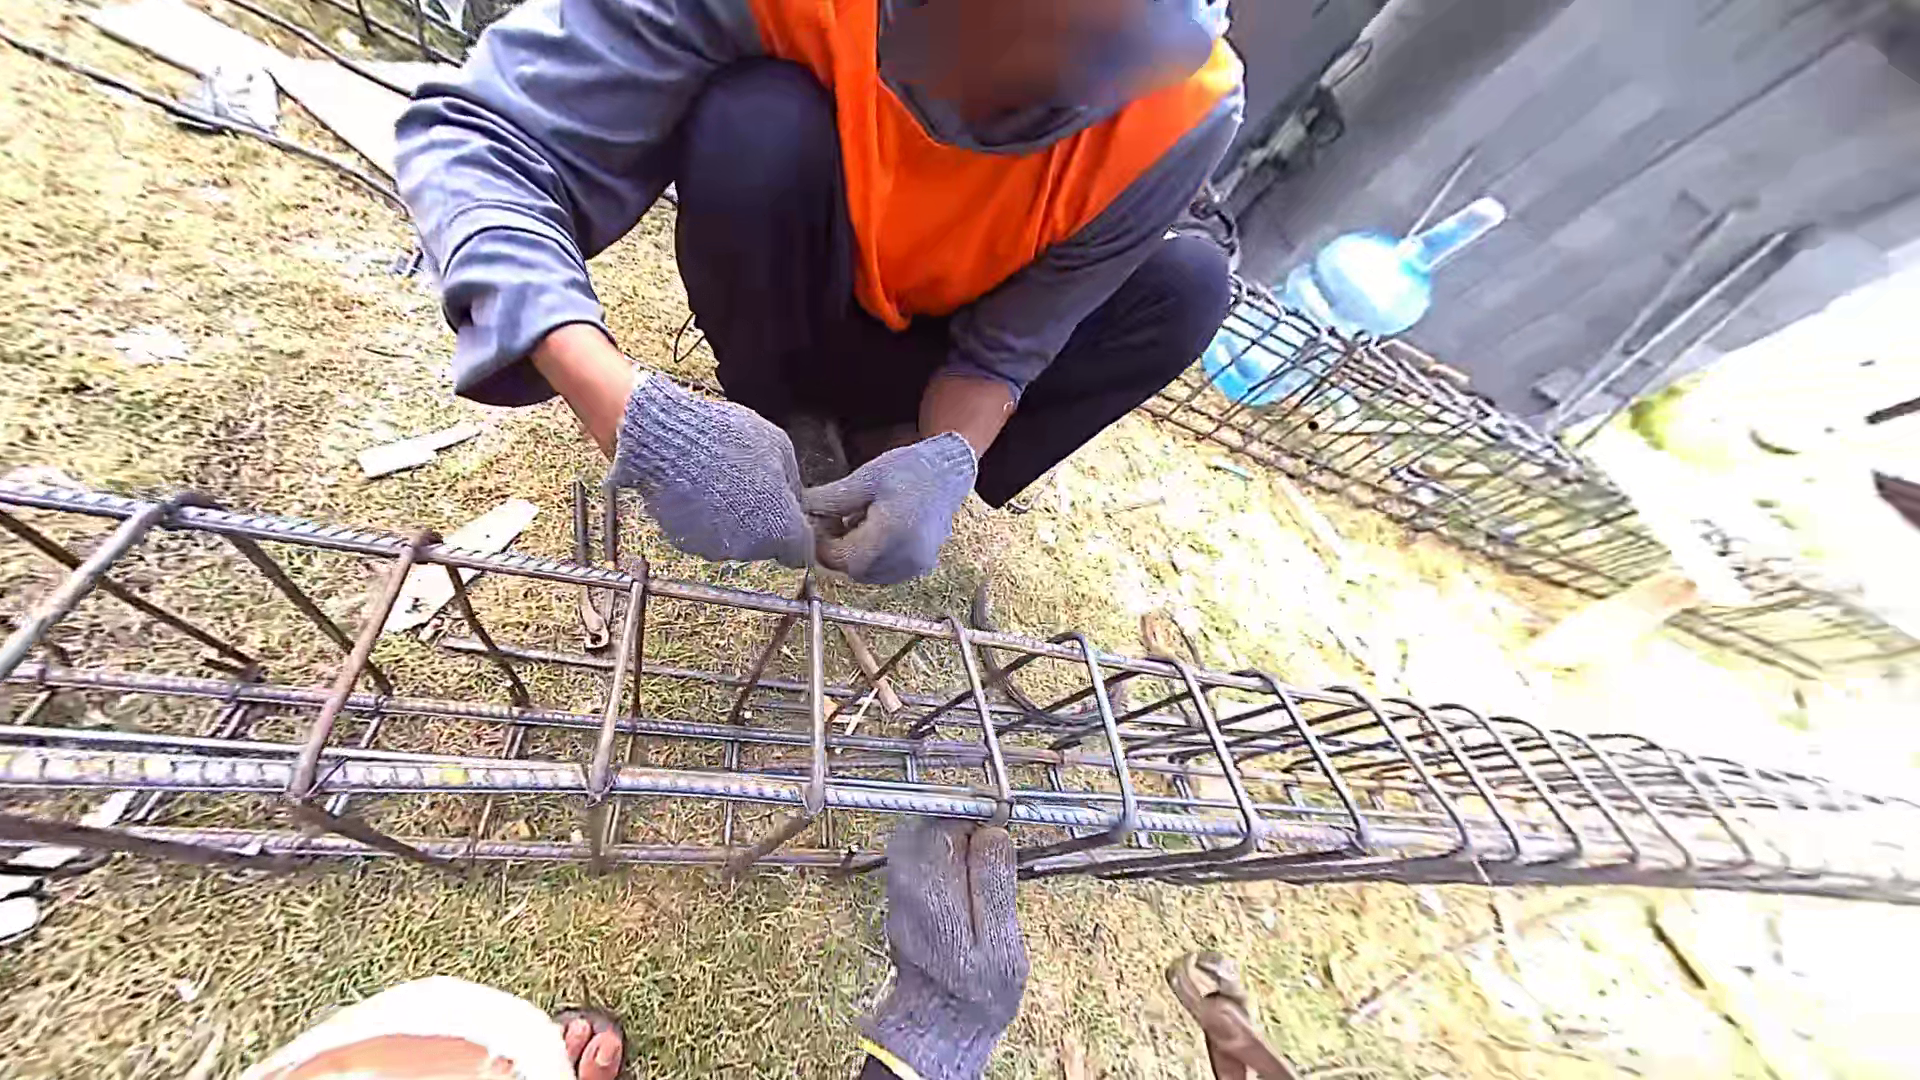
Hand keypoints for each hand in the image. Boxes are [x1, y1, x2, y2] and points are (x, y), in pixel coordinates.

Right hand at [611, 372, 812, 566]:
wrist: (664, 441)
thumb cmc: (726, 440)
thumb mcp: (779, 448)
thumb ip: (792, 482)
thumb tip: (793, 497)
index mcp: (782, 530)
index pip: (800, 553)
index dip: (797, 536)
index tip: (791, 522)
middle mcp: (751, 548)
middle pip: (767, 545)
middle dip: (766, 524)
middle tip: (753, 490)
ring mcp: (715, 548)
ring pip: (735, 541)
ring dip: (735, 521)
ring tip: (722, 485)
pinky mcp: (684, 543)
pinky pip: (705, 534)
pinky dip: (705, 520)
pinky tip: (700, 491)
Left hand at [803, 432, 974, 584]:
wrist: (948, 474)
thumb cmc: (909, 470)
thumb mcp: (865, 477)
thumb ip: (830, 499)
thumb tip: (801, 510)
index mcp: (891, 532)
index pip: (841, 557)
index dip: (823, 543)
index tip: (821, 521)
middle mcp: (906, 555)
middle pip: (853, 569)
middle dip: (838, 548)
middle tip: (837, 520)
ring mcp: (916, 565)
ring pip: (867, 574)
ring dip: (854, 555)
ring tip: (859, 523)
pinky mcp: (921, 567)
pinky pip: (884, 572)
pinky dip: (872, 558)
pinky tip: (876, 534)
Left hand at [864, 819, 1027, 1079]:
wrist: (937, 1024)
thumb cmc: (974, 989)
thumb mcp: (1001, 943)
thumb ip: (995, 882)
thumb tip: (994, 831)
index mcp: (930, 883)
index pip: (949, 817)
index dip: (978, 820)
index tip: (997, 839)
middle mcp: (905, 874)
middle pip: (938, 820)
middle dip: (967, 833)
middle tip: (988, 871)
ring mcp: (897, 878)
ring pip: (932, 833)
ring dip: (957, 847)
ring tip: (976, 884)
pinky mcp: (899, 886)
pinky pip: (926, 852)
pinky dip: (946, 860)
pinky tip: (962, 892)